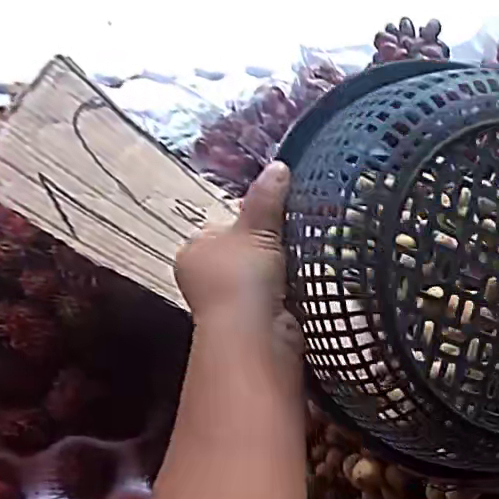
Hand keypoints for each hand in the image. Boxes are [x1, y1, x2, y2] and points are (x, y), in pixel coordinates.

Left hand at [175, 160, 296, 332]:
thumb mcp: (256, 230)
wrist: (254, 333)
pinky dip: (290, 297)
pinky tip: (303, 292)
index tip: (280, 225)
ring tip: (305, 267)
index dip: (253, 224)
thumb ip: (267, 200)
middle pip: (246, 255)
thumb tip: (280, 165)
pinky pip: (277, 302)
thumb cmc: (242, 277)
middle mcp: (206, 278)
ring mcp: (230, 305)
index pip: (226, 228)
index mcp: (194, 250)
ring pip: (263, 281)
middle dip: (269, 253)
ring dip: (282, 277)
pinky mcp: (256, 325)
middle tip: (296, 245)